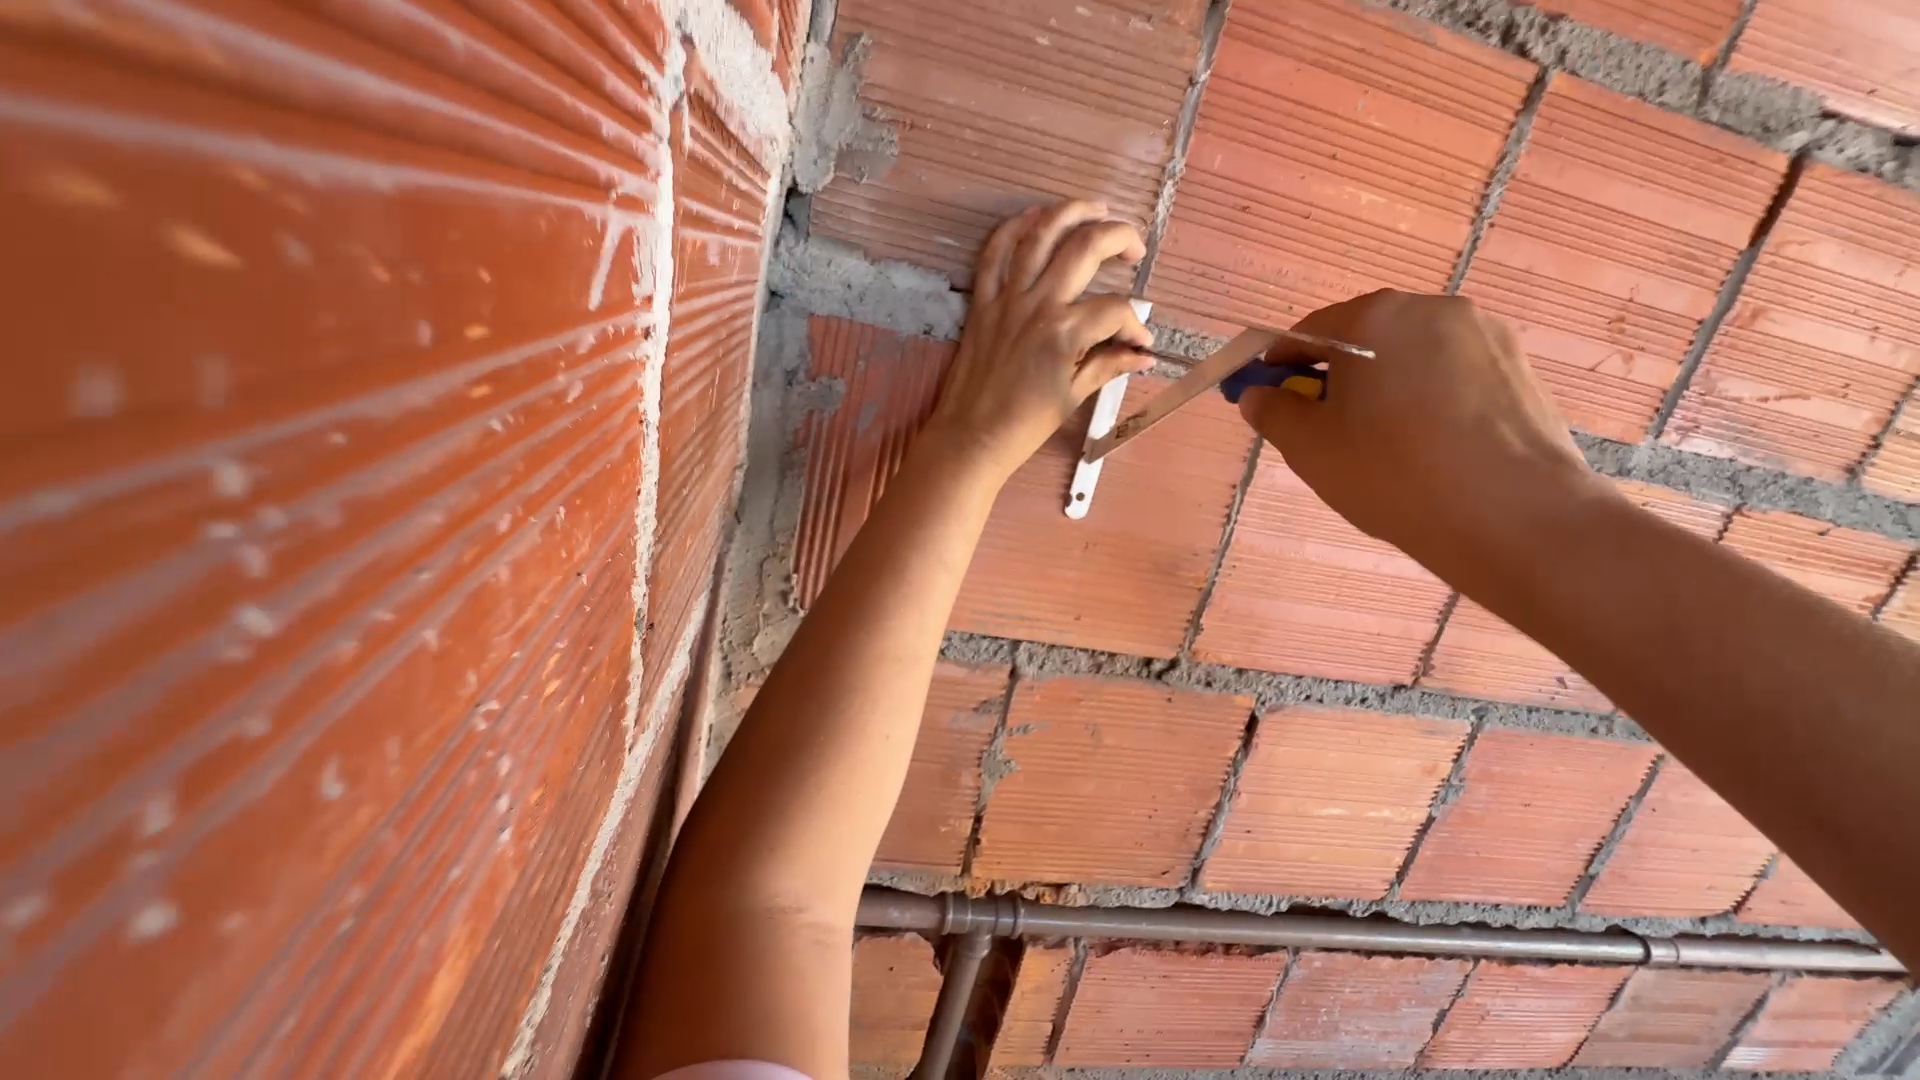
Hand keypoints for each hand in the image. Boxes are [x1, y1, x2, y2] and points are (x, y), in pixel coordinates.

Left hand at [922, 201, 1153, 479]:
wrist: (971, 437)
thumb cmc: (1024, 425)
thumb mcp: (1073, 396)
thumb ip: (1109, 365)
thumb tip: (1144, 355)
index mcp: (1065, 333)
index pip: (1115, 309)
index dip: (1136, 323)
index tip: (1140, 340)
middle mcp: (1038, 304)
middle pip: (1086, 248)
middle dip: (1119, 238)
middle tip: (1134, 248)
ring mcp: (1007, 298)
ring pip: (1040, 235)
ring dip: (1071, 212)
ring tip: (1096, 209)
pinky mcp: (982, 301)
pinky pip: (994, 252)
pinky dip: (1013, 228)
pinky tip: (1034, 217)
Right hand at [1238, 290, 1606, 567]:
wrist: (1511, 514)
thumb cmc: (1390, 472)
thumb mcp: (1308, 447)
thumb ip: (1273, 412)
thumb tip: (1259, 395)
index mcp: (1374, 317)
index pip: (1307, 332)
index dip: (1280, 366)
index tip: (1271, 399)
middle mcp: (1432, 309)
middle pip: (1363, 338)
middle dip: (1337, 376)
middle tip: (1327, 430)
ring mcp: (1485, 335)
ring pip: (1410, 357)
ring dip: (1384, 388)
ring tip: (1383, 445)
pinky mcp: (1520, 367)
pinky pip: (1452, 376)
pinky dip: (1428, 401)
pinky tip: (1429, 448)